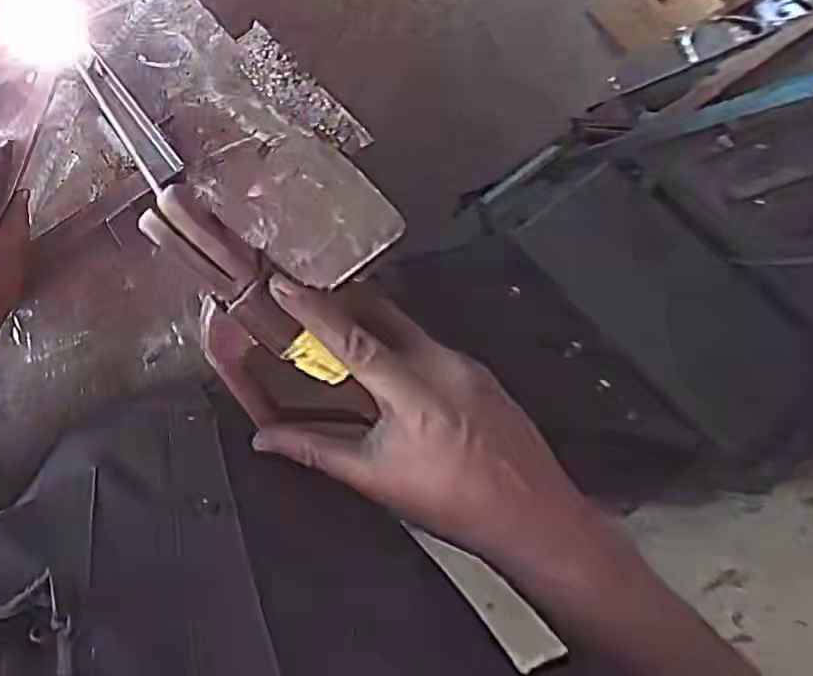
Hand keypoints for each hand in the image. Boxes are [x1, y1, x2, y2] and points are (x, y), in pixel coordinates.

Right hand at [232, 276, 595, 567]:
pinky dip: (390, 336)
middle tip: (298, 286)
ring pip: (400, 321)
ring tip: (331, 321)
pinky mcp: (475, 368)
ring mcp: (464, 365)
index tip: (283, 285)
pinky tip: (378, 355)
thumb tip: (267, 439)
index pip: (354, 339)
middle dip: (333, 294)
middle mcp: (445, 370)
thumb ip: (313, 450)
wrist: (546, 526)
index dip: (313, 310)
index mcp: (418, 399)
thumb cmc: (465, 507)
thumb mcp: (376, 480)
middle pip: (377, 310)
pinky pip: (422, 337)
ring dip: (361, 315)